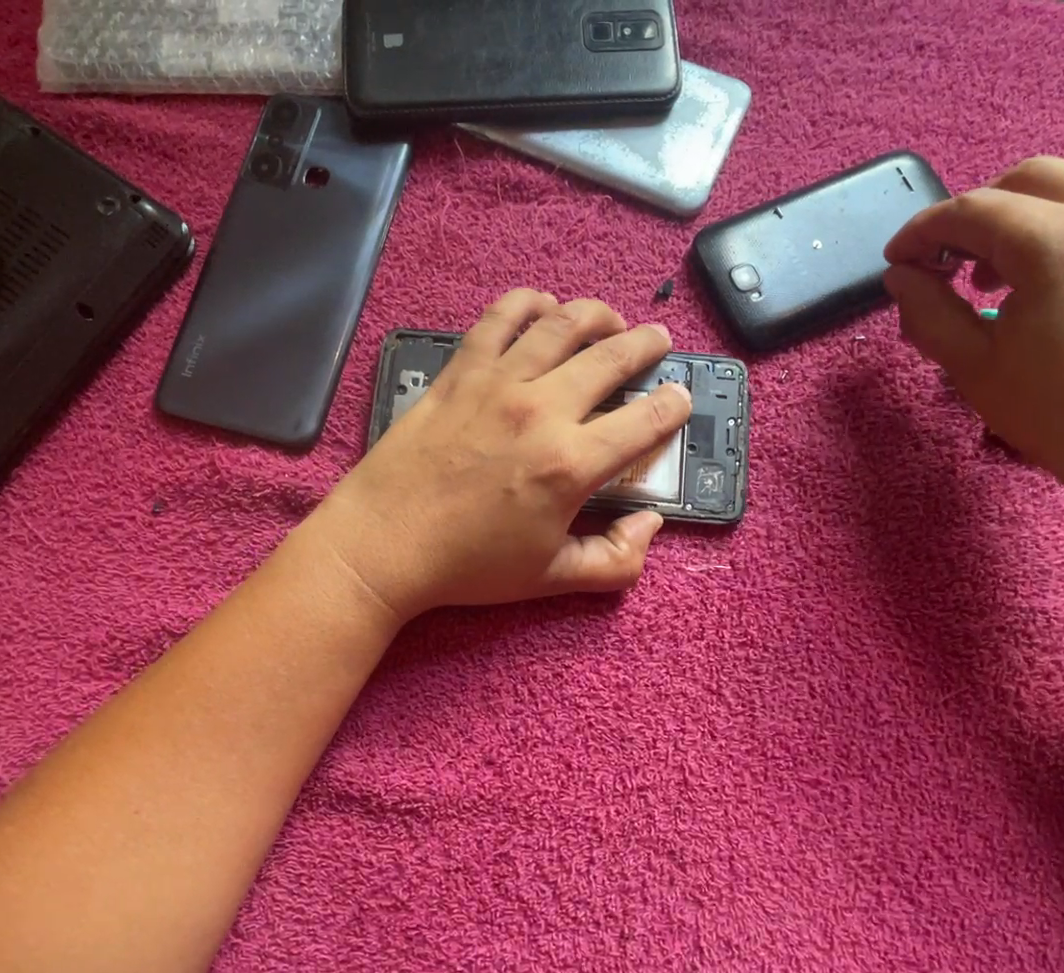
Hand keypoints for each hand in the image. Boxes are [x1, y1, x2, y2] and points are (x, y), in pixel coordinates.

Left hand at [306, 289, 692, 620]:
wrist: (384, 544)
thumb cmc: (467, 566)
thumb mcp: (550, 579)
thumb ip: (614, 560)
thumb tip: (650, 526)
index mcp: (572, 464)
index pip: (645, 422)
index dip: (674, 407)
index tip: (679, 399)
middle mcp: (542, 410)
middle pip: (612, 358)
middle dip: (646, 345)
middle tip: (658, 343)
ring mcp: (498, 383)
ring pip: (562, 325)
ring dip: (596, 314)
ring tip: (610, 319)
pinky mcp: (460, 372)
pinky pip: (499, 319)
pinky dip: (527, 303)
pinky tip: (541, 305)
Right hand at [882, 156, 1063, 536]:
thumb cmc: (1063, 416)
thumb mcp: (974, 367)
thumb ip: (928, 311)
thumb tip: (901, 276)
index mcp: (1060, 242)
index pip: (972, 210)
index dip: (922, 232)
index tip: (896, 260)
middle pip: (1027, 179)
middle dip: (974, 212)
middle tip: (944, 260)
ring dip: (1022, 216)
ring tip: (994, 274)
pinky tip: (1048, 278)